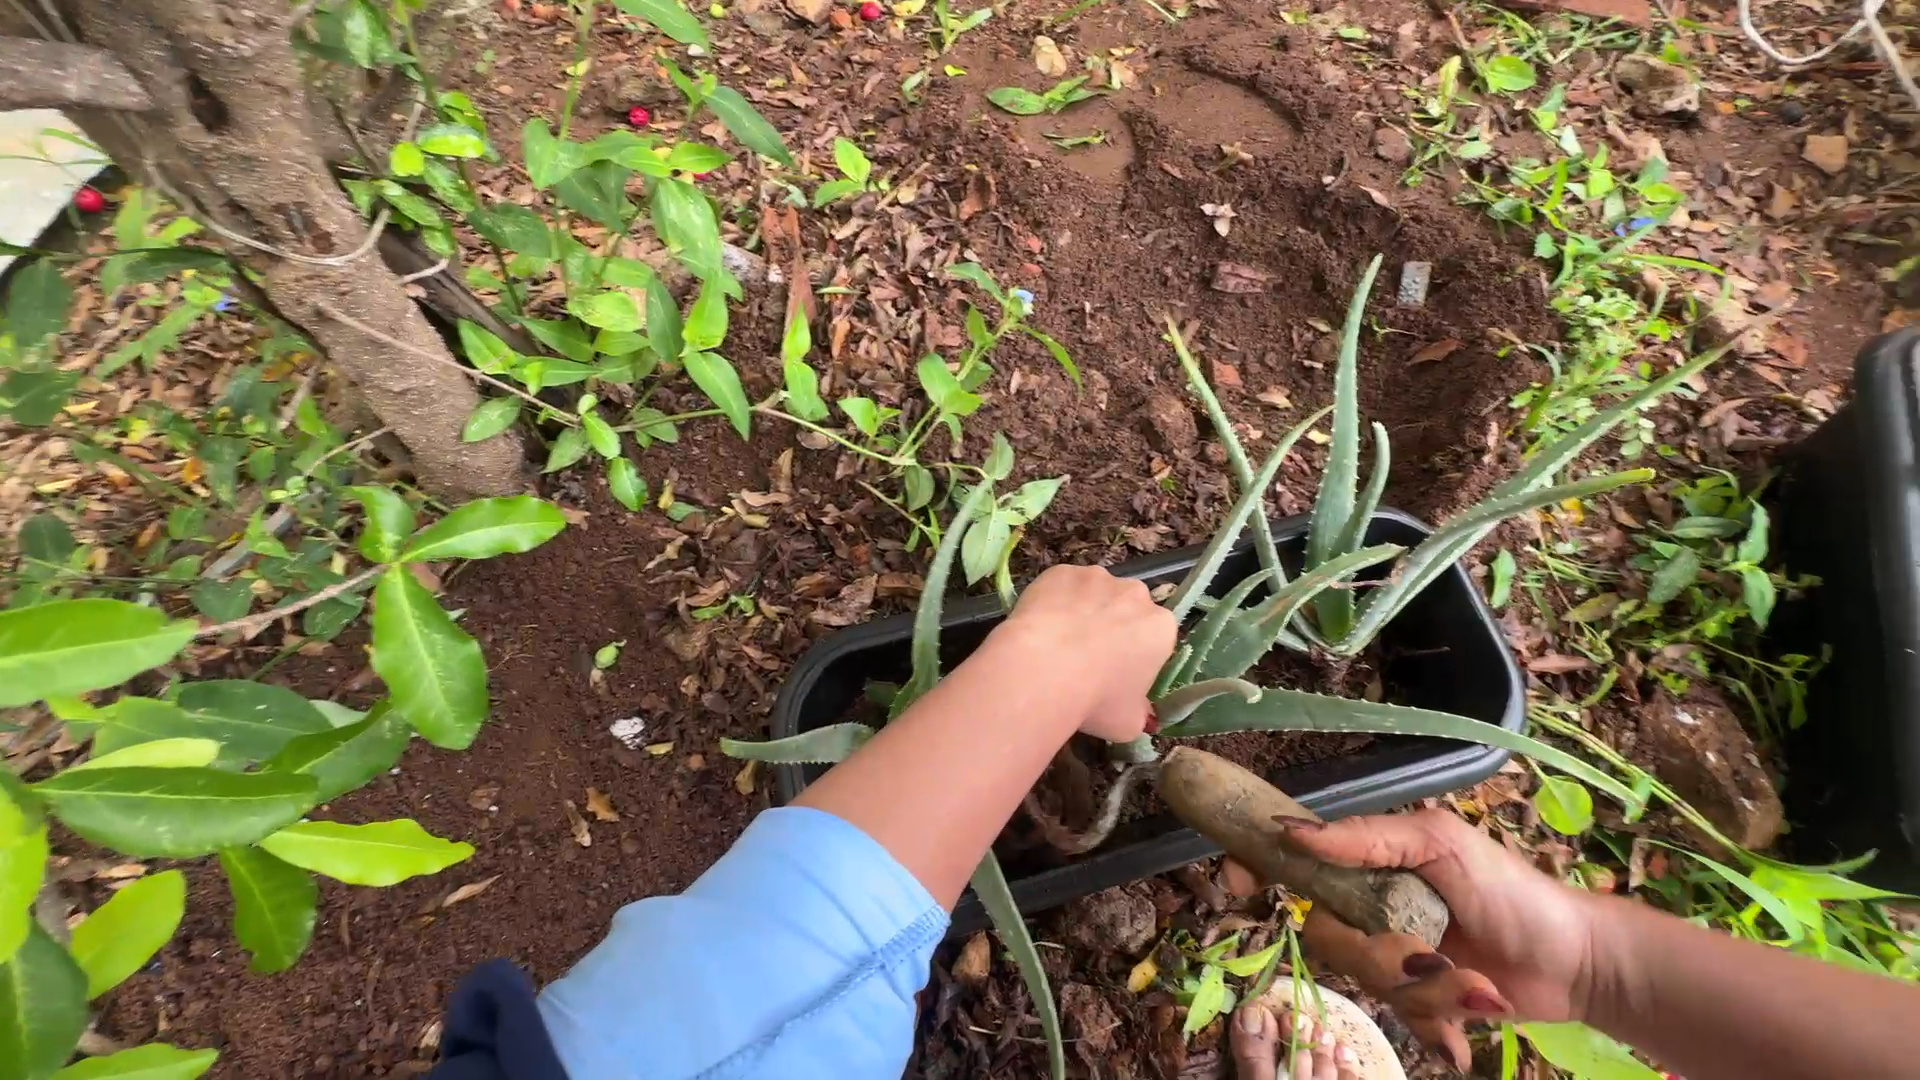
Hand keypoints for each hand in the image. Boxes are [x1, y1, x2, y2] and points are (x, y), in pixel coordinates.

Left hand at [993, 564, 1176, 741]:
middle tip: (1085, 658)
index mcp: (1160, 627)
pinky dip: (1052, 601)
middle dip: (1112, 626)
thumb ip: (1138, 712)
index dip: (1136, 656)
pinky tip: (1038, 626)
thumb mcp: (1129, 723)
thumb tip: (1135, 712)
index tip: (1116, 674)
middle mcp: (1135, 593)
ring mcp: (1096, 577)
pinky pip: (1060, 586)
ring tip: (1056, 643)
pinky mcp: (1060, 571)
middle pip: (1126, 608)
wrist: (1042, 669)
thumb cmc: (1094, 700)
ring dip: (1082, 611)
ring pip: (1092, 593)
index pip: (1154, 638)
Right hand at [1240, 810, 1605, 1069]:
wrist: (1578, 964)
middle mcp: (1364, 905)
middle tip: (1431, 958)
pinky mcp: (1413, 998)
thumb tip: (1289, 832)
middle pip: (1324, 934)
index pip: (1292, 858)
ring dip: (1423, 990)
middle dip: (1380, 955)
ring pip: (1360, 978)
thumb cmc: (1507, 889)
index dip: (1256, 867)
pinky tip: (1474, 1010)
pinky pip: (1394, 1014)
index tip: (1237, 884)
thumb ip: (1363, 837)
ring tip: (1473, 988)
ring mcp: (1387, 953)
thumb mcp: (1436, 843)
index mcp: (1363, 860)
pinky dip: (1436, 1019)